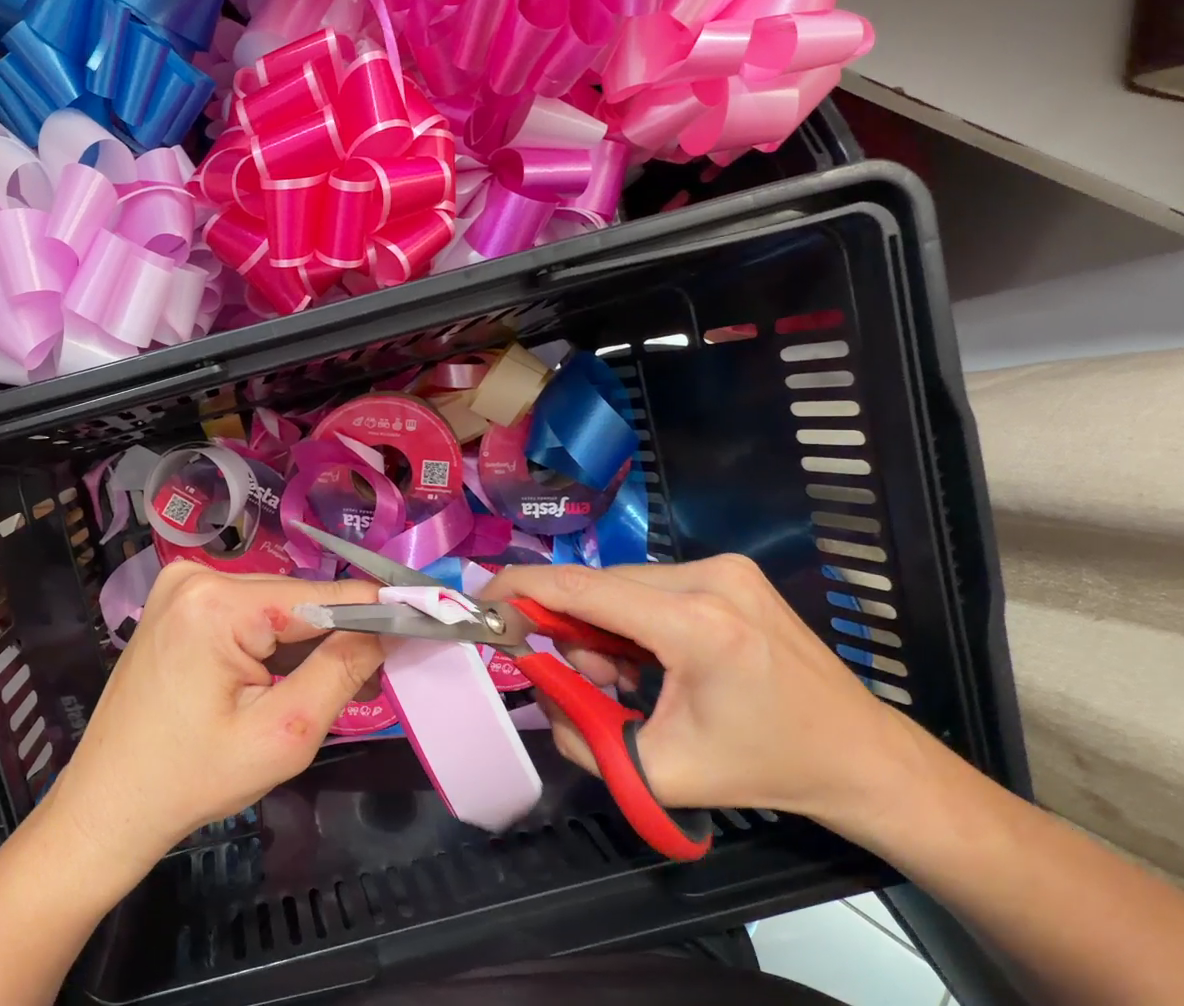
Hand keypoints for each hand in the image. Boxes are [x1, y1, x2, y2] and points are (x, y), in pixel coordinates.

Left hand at [45, 564, 383, 873]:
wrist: (110, 802)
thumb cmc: (192, 779)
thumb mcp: (283, 735)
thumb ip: (342, 671)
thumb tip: (389, 625)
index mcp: (217, 603)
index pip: (322, 595)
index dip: (378, 612)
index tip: (427, 626)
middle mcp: (194, 576)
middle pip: (296, 600)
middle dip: (335, 637)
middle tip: (368, 684)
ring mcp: (179, 587)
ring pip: (273, 608)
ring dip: (302, 644)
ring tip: (313, 692)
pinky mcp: (174, 605)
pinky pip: (244, 614)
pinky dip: (269, 644)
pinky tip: (270, 684)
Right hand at [484, 555, 915, 825]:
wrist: (860, 756)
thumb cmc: (762, 768)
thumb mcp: (656, 771)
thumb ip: (576, 732)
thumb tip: (538, 682)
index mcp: (696, 627)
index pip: (578, 588)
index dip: (518, 589)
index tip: (478, 601)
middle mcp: (709, 578)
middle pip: (596, 588)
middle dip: (573, 632)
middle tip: (597, 684)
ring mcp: (725, 567)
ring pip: (618, 586)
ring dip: (604, 629)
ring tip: (635, 680)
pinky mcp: (731, 570)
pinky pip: (647, 586)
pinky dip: (632, 621)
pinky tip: (659, 660)